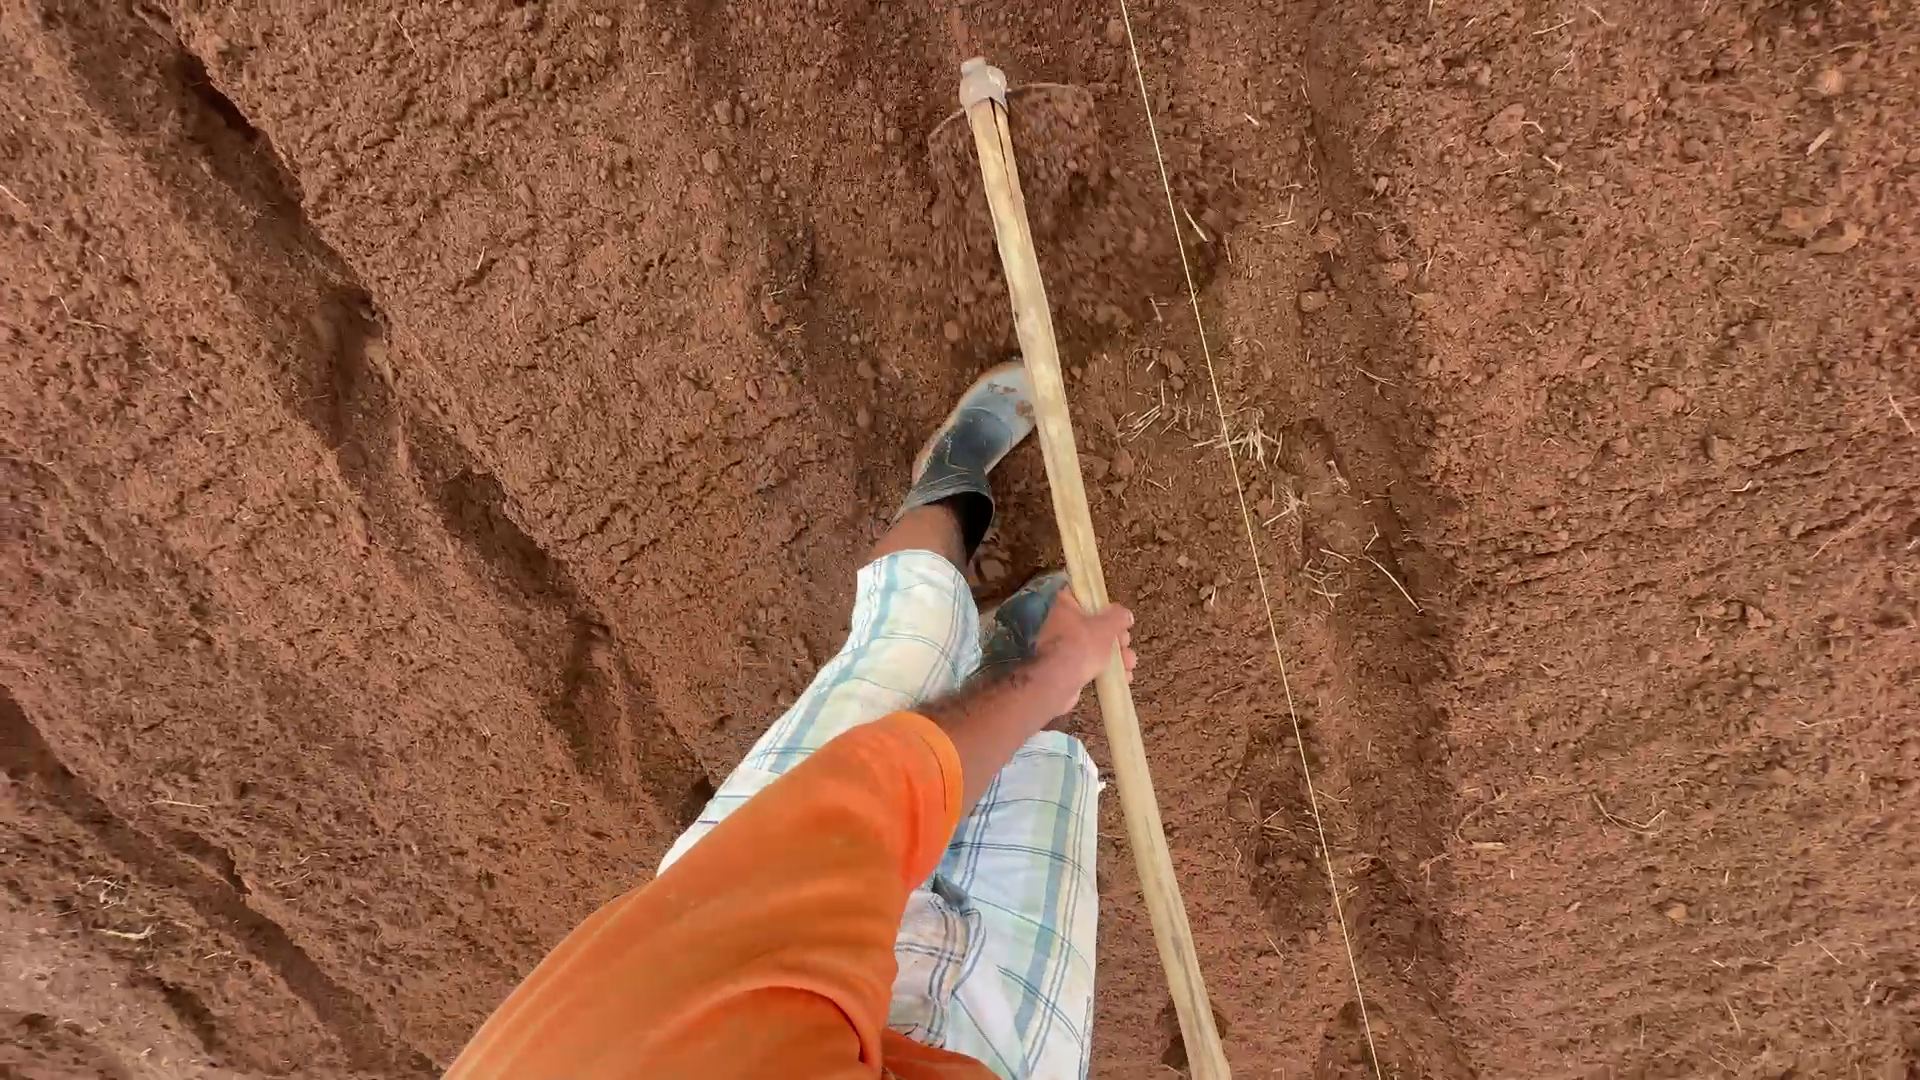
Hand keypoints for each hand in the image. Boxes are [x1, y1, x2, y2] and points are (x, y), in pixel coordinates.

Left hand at [1029, 591, 1134, 716]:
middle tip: (1125, 643)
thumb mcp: (1105, 627)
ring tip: (1129, 665)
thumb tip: (1125, 615)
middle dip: (1116, 636)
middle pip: (1095, 623)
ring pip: (1096, 646)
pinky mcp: (1068, 668)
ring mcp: (1064, 647)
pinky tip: (1123, 677)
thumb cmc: (1081, 646)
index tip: (1116, 612)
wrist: (1058, 682)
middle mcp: (1062, 623)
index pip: (1082, 594)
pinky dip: (1107, 669)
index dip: (1100, 601)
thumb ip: (1118, 617)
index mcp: (1066, 606)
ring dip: (1116, 655)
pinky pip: (1091, 664)